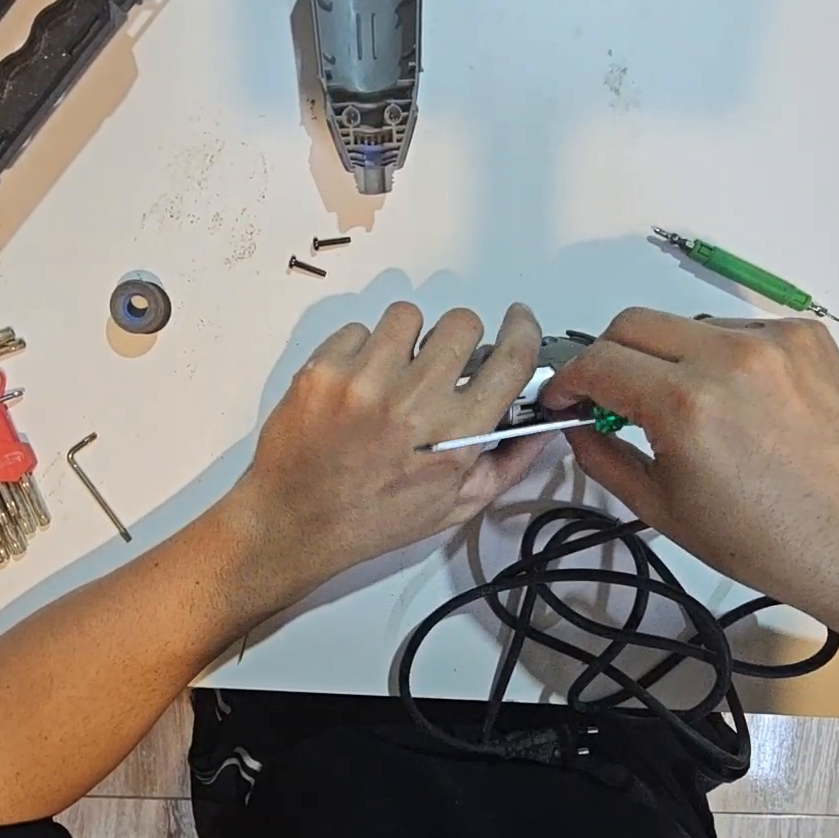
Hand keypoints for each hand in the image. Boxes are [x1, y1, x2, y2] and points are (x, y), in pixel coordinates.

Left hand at [228, 301, 550, 593]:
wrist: (294, 521)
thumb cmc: (376, 519)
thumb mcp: (454, 507)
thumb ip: (507, 464)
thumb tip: (544, 425)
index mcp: (455, 437)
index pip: (511, 361)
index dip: (523, 331)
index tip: (518, 319)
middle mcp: (414, 402)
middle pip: (461, 323)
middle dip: (456, 340)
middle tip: (436, 366)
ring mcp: (365, 380)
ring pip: (407, 316)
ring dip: (405, 340)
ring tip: (388, 375)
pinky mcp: (323, 369)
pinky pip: (357, 330)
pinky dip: (360, 351)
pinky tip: (352, 387)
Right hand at [541, 309, 838, 637]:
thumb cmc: (759, 540)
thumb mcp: (659, 507)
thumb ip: (601, 455)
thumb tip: (576, 423)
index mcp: (685, 405)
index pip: (597, 362)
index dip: (567, 380)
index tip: (563, 400)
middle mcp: (728, 356)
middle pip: (631, 323)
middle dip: (605, 357)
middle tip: (608, 396)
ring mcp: (773, 340)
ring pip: (681, 324)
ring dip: (660, 357)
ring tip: (678, 405)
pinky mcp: (806, 336)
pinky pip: (731, 332)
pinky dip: (711, 358)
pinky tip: (729, 401)